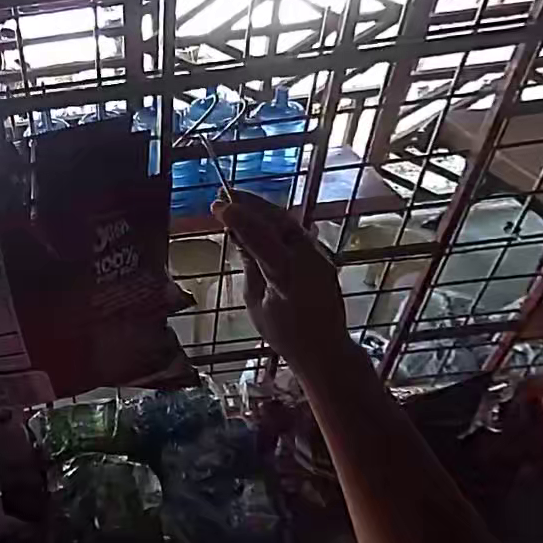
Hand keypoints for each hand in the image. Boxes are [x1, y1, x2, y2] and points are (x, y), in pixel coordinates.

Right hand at [211, 190, 352, 369]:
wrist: (325, 349)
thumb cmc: (284, 333)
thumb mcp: (255, 301)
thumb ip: (250, 267)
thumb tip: (239, 239)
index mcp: (288, 276)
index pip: (261, 238)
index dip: (238, 219)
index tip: (217, 204)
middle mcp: (308, 260)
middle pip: (277, 222)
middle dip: (249, 205)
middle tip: (222, 193)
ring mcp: (318, 256)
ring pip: (287, 223)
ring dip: (261, 209)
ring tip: (235, 199)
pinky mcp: (320, 257)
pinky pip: (294, 232)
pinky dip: (273, 220)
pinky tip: (258, 215)